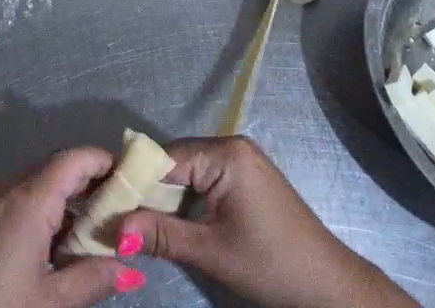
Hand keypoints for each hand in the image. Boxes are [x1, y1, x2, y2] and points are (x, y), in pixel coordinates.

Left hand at [0, 147, 145, 307]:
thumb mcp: (50, 302)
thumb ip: (93, 279)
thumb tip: (131, 268)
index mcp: (27, 200)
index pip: (73, 159)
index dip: (105, 162)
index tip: (133, 179)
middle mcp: (4, 189)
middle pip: (54, 169)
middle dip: (89, 185)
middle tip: (120, 213)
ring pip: (33, 186)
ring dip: (63, 202)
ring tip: (91, 236)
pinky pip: (13, 201)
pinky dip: (38, 213)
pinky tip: (51, 248)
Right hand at [118, 137, 417, 307]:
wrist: (331, 287)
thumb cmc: (272, 265)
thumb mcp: (211, 252)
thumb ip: (160, 234)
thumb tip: (113, 230)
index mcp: (225, 154)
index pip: (162, 158)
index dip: (131, 182)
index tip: (103, 205)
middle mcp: (231, 146)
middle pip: (172, 163)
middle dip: (145, 191)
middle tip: (114, 219)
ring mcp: (240, 161)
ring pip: (185, 173)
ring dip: (162, 198)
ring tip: (133, 223)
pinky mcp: (245, 179)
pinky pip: (202, 181)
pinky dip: (183, 201)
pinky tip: (166, 223)